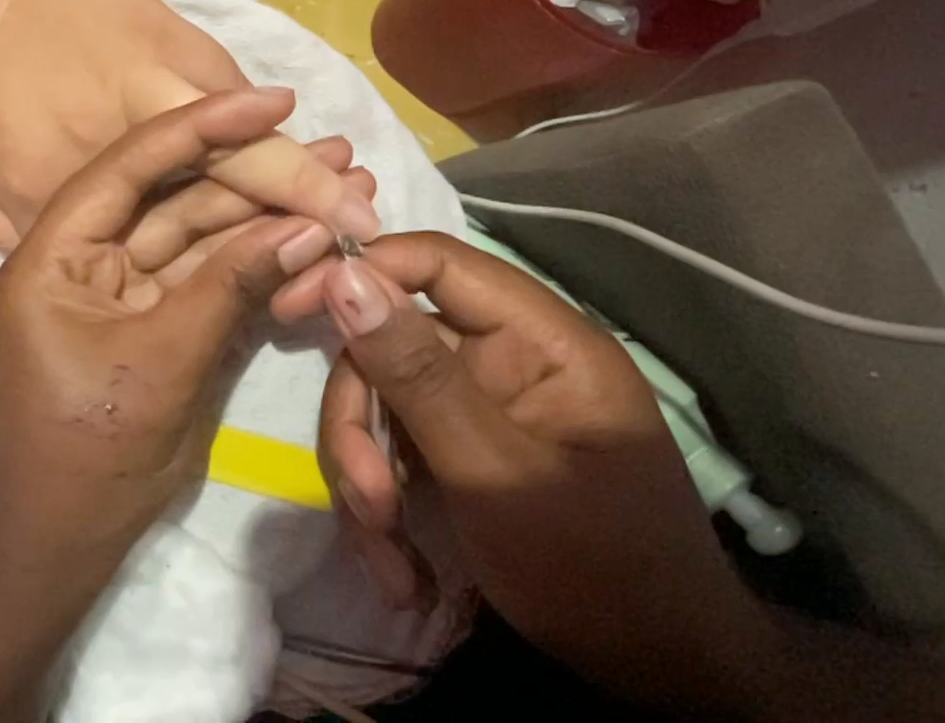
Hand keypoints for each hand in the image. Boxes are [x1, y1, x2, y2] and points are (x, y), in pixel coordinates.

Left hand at [0, 0, 381, 250]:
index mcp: (63, 184)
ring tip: (354, 180)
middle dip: (305, 206)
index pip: (156, 241)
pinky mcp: (174, 37)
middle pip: (230, 185)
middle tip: (368, 226)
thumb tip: (72, 261)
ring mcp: (157, 83)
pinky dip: (262, 116)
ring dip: (303, 161)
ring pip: (244, 137)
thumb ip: (9, 221)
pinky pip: (229, 88)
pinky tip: (294, 131)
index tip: (284, 269)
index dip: (231, 258)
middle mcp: (126, 141)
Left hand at [0, 87, 371, 568]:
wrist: (68, 539)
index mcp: (59, 250)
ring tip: (343, 189)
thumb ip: (231, 285)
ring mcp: (129, 289)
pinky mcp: (161, 321)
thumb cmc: (90, 448)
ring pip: (203, 239)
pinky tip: (311, 242)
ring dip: (267, 218)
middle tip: (335, 155)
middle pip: (178, 198)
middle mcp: (91, 256)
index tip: (274, 102)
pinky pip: (212, 281)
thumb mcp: (162, 360)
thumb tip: (308, 226)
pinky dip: (259, 266)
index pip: (134, 164)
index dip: (204, 126)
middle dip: (255, 177)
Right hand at [273, 232, 773, 705]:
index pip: (434, 264)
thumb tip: (344, 277)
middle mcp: (503, 361)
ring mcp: (476, 409)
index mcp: (538, 340)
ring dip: (366, 483)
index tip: (288, 307)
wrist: (657, 680)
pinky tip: (402, 571)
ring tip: (390, 559)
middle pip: (388, 347)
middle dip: (362, 427)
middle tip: (368, 501)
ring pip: (378, 406)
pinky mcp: (455, 454)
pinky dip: (381, 510)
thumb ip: (416, 373)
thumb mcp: (494, 471)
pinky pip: (390, 452)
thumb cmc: (596, 570)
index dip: (358, 273)